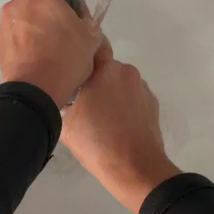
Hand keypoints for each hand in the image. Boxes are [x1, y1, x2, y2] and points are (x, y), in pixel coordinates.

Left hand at [0, 0, 103, 106]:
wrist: (36, 90)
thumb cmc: (66, 56)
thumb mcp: (88, 33)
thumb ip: (82, 9)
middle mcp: (16, 6)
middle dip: (42, 8)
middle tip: (60, 26)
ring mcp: (5, 27)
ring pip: (21, 19)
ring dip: (32, 27)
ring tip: (50, 48)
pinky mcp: (0, 48)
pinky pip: (15, 38)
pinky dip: (25, 44)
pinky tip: (39, 59)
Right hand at [61, 51, 182, 213]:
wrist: (135, 168)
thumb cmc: (96, 143)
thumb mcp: (66, 122)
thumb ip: (62, 98)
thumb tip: (61, 91)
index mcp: (103, 70)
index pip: (92, 44)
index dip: (81, 50)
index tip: (71, 62)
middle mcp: (125, 71)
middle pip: (105, 66)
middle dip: (94, 78)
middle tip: (81, 98)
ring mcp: (142, 87)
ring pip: (119, 81)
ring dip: (109, 91)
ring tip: (99, 116)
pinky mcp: (152, 103)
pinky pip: (132, 96)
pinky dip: (123, 104)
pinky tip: (116, 123)